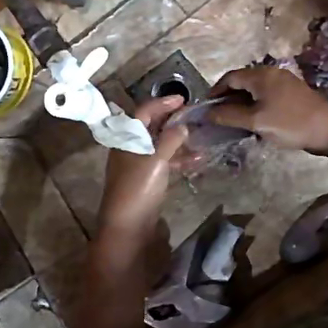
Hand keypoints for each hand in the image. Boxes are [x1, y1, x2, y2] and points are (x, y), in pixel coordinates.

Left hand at [95, 96, 187, 249]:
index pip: (144, 111)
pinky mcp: (146, 180)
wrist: (127, 227)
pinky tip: (197, 161)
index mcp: (127, 138)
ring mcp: (138, 165)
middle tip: (193, 116)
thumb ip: (171, 139)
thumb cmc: (138, 187)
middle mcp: (130, 148)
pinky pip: (164, 162)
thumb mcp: (156, 159)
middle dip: (173, 120)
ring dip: (179, 140)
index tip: (183, 99)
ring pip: (160, 145)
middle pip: (152, 127)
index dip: (163, 103)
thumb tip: (183, 126)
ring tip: (199, 138)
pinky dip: (179, 159)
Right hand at [206, 67, 327, 153]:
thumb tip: (207, 113)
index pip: (229, 77)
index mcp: (261, 74)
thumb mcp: (255, 121)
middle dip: (228, 99)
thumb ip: (229, 116)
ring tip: (236, 122)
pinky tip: (257, 122)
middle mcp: (272, 72)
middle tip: (220, 118)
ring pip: (255, 89)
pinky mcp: (293, 93)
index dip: (215, 92)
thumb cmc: (290, 123)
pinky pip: (268, 95)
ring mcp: (284, 81)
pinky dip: (257, 105)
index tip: (206, 109)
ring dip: (243, 104)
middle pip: (242, 81)